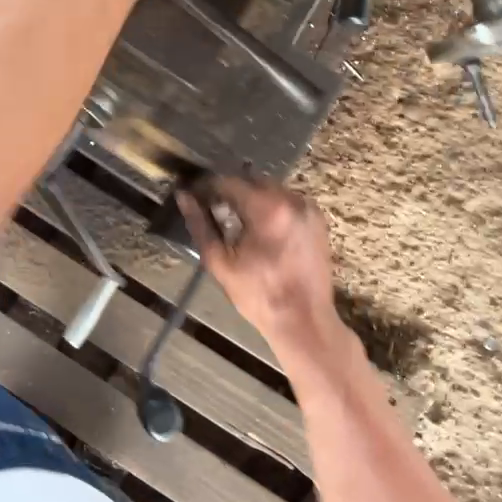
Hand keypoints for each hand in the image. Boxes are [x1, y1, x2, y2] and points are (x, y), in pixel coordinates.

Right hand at [177, 176, 341, 358]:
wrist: (304, 320)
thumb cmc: (258, 295)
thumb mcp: (219, 262)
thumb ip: (200, 225)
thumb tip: (184, 196)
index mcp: (267, 209)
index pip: (228, 182)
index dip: (208, 187)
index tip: (195, 196)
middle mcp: (291, 200)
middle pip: (251, 180)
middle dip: (230, 191)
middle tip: (214, 209)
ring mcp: (308, 209)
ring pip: (270, 189)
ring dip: (251, 197)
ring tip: (236, 221)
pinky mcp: (318, 220)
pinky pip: (287, 201)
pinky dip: (270, 207)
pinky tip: (261, 229)